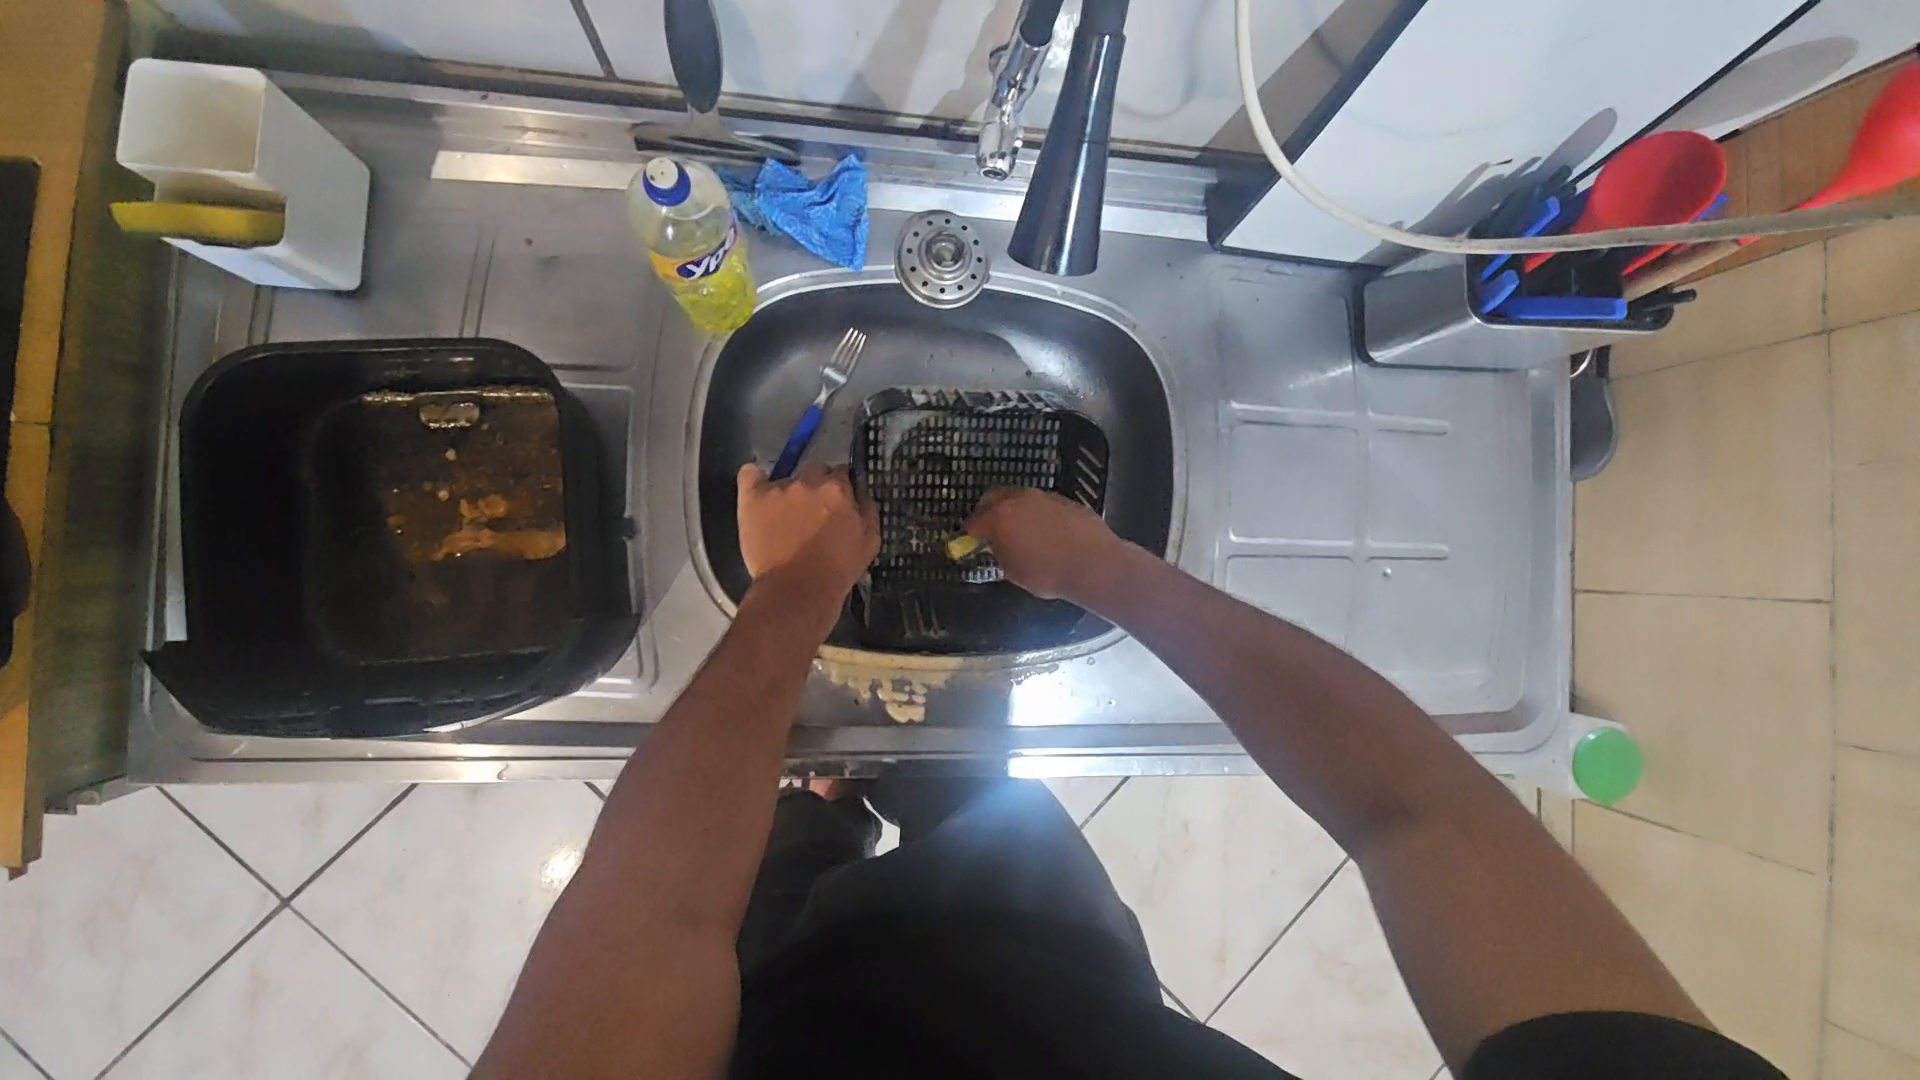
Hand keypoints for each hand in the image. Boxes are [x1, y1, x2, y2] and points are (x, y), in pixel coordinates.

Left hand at [737, 462, 878, 595]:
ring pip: (785, 478)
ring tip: (785, 517)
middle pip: (815, 470)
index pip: (841, 473)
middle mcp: (809, 481)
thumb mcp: (869, 542)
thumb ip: (868, 509)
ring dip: (789, 492)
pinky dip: (754, 479)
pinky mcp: (752, 499)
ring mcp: (778, 488)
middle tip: (813, 511)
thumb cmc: (838, 570)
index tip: (836, 505)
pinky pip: (749, 474)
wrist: (797, 591)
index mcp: (838, 489)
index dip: (840, 490)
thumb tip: (860, 491)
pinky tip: (758, 492)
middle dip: (816, 486)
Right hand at [964, 487, 1129, 602]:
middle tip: (988, 526)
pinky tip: (1045, 532)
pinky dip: (1037, 514)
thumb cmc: (1048, 573)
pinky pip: (1042, 504)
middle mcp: (1019, 499)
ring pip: (1020, 498)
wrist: (1094, 564)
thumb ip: (999, 555)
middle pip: (994, 497)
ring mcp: (1044, 497)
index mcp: (1000, 517)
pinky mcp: (1066, 500)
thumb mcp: (1013, 572)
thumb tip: (997, 548)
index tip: (969, 539)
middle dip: (987, 510)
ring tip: (1020, 530)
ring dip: (1015, 510)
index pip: (974, 521)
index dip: (969, 532)